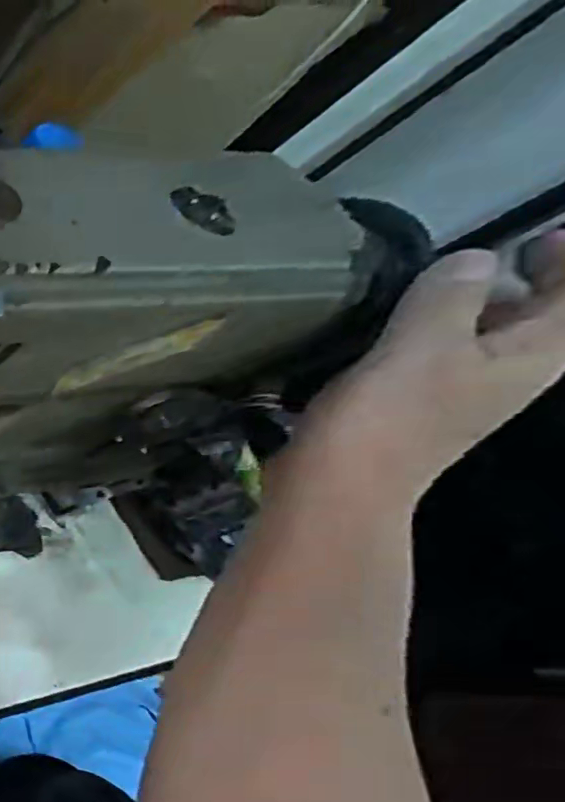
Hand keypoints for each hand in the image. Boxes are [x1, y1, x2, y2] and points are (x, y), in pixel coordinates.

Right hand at [291, 231, 564, 503]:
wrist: (336, 489)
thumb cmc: (387, 417)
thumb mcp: (419, 346)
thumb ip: (450, 296)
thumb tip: (474, 259)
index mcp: (534, 354)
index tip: (544, 234)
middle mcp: (508, 374)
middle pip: (536, 319)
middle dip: (525, 286)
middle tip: (495, 257)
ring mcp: (458, 398)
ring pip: (482, 342)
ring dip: (468, 314)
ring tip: (431, 292)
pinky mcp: (410, 413)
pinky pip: (437, 365)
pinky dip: (427, 343)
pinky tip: (389, 339)